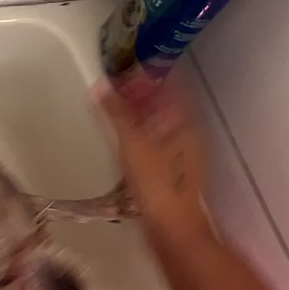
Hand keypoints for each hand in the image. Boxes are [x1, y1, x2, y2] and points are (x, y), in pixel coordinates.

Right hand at [95, 72, 214, 246]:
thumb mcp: (132, 142)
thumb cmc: (157, 184)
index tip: (134, 57)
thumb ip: (115, 112)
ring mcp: (182, 153)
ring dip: (141, 109)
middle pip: (167, 101)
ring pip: (161, 120)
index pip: (173, 83)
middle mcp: (188, 134)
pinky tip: (123, 133)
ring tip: (116, 101)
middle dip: (144, 88)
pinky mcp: (172, 170)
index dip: (155, 68)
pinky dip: (140, 129)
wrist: (173, 232)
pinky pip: (155, 138)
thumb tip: (100, 86)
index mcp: (185, 121)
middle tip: (119, 77)